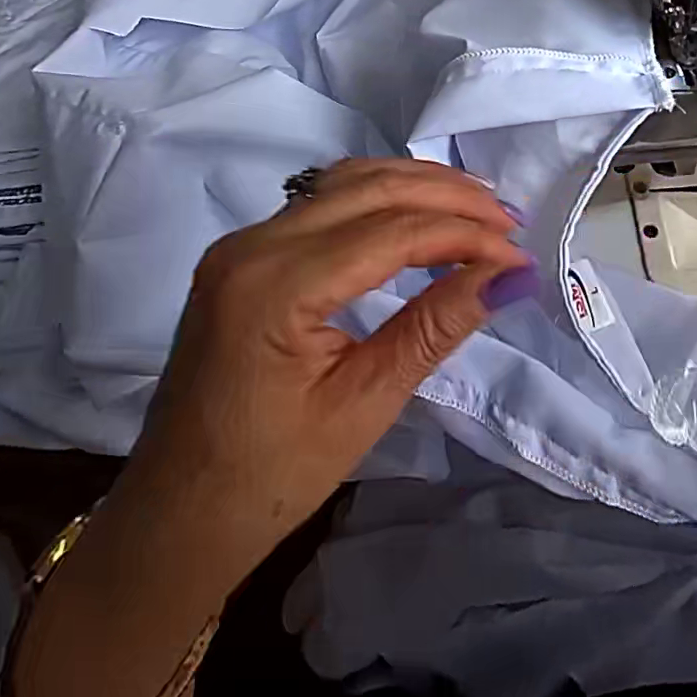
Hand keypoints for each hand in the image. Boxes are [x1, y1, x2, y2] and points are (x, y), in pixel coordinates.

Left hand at [13, 160, 532, 696]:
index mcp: (274, 288)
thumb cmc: (272, 477)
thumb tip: (511, 275)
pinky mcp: (246, 253)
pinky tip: (418, 209)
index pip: (393, 233)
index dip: (465, 237)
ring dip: (418, 186)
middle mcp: (251, 245)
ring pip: (347, 181)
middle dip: (450, 198)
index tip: (518, 256)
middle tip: (509, 222)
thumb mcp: (368, 402)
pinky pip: (324, 200)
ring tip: (478, 206)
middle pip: (371, 190)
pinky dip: (382, 195)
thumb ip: (438, 325)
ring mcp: (242, 243)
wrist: (177, 515)